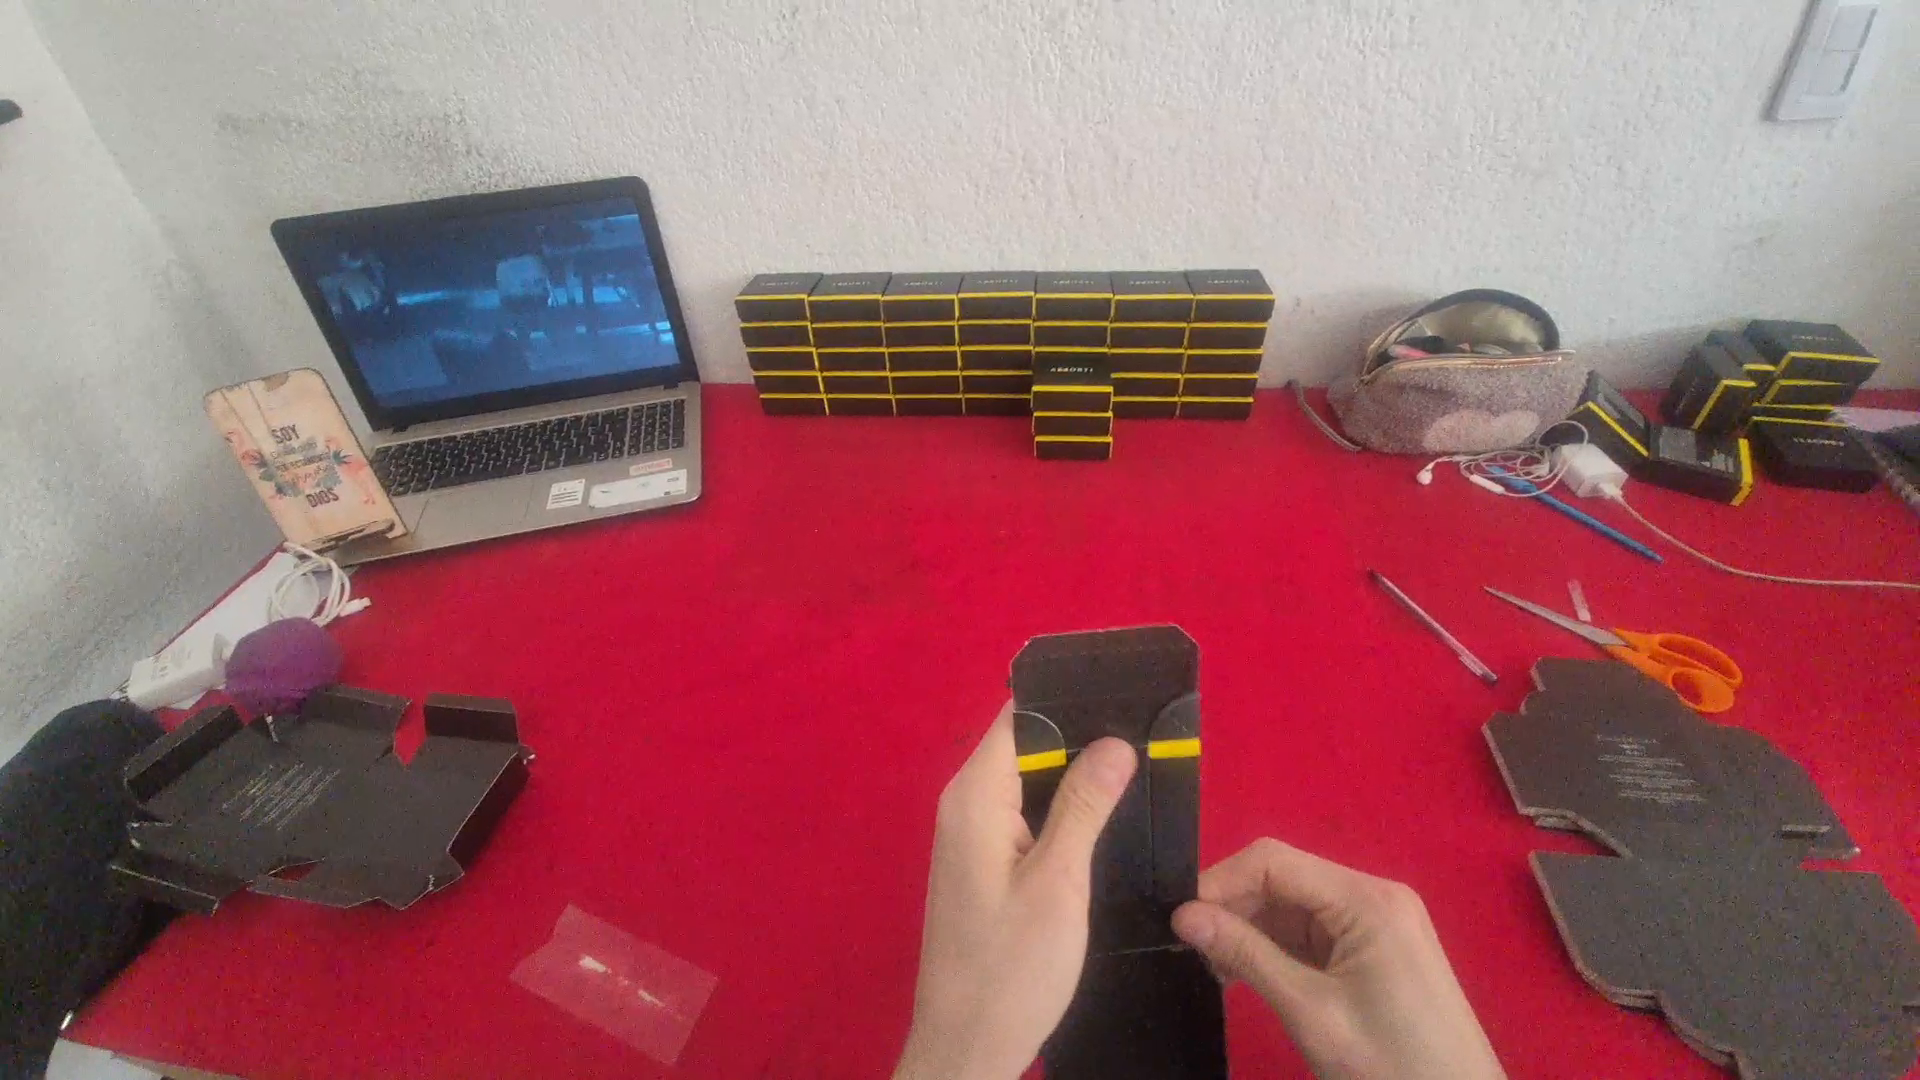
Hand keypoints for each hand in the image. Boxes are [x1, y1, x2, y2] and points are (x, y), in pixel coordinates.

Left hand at [894, 703, 1137, 1079]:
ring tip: (1137, 761)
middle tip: (1145, 729)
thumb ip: (1083, 805)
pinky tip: (1103, 811)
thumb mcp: (1058, 882)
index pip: (1018, 718)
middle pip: (1023, 744)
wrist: (964, 1050)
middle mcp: (965, 802)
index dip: (1067, 702)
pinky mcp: (983, 859)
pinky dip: (1059, 806)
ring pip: (1026, 778)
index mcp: (974, 795)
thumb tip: (1114, 739)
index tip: (1122, 692)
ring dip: (1073, 772)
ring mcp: (971, 832)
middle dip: (1078, 735)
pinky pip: (1022, 810)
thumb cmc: (1010, 968)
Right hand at [1172, 839, 1504, 1079]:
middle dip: (1235, 909)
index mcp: (1366, 899)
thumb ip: (1244, 953)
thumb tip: (1181, 915)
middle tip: (1196, 950)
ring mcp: (1377, 922)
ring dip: (1251, 931)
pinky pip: (1311, 931)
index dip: (1221, 881)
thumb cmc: (1392, 1071)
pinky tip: (1250, 974)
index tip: (1181, 918)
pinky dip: (1276, 948)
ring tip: (1219, 969)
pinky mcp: (1376, 948)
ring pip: (1291, 905)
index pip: (1273, 861)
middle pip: (1282, 879)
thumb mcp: (1310, 1011)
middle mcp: (1373, 896)